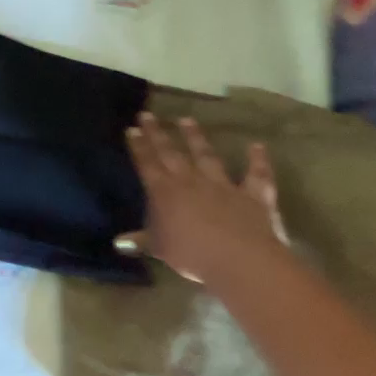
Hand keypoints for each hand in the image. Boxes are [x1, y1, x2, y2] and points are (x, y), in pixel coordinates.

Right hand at [123, 112, 289, 283]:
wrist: (241, 261)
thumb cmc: (192, 254)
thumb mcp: (159, 248)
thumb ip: (140, 240)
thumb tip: (118, 242)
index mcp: (163, 191)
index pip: (146, 163)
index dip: (138, 146)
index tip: (132, 128)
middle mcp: (190, 181)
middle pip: (170, 153)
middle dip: (158, 133)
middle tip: (148, 115)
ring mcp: (222, 186)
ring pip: (206, 156)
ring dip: (196, 138)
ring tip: (187, 120)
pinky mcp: (252, 196)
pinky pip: (256, 175)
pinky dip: (258, 160)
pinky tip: (257, 145)